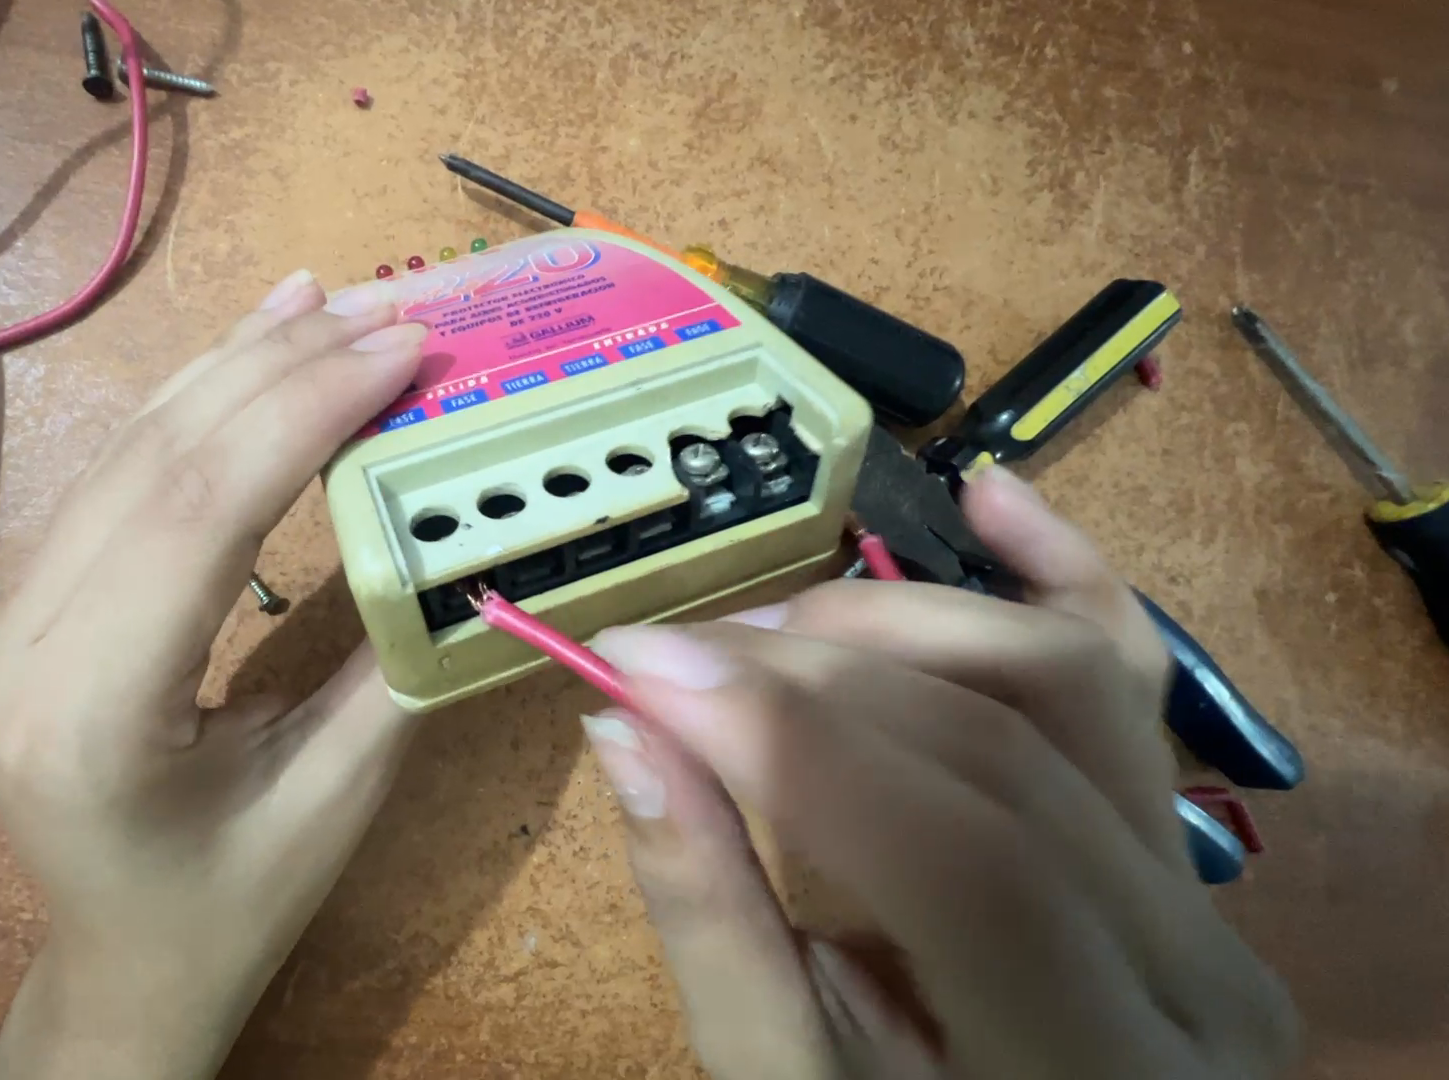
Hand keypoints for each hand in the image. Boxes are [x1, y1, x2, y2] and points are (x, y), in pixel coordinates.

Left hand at [0, 270, 427, 1079]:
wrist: (125, 964)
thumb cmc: (235, 903)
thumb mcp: (334, 799)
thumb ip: (390, 661)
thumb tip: (452, 534)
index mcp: (90, 713)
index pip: (199, 513)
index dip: (303, 409)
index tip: (399, 349)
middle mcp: (16, 648)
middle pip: (157, 462)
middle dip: (281, 370)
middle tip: (383, 313)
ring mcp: (4, 617)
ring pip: (128, 451)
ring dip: (236, 366)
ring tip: (322, 303)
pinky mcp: (27, 601)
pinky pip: (118, 478)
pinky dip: (194, 405)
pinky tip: (246, 353)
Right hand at [582, 466, 1297, 1078]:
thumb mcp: (770, 1066)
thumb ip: (702, 902)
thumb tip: (622, 729)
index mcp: (1095, 1064)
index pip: (958, 851)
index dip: (781, 734)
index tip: (634, 670)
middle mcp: (1191, 958)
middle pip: (997, 739)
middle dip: (797, 671)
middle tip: (663, 656)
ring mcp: (1192, 872)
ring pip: (1053, 671)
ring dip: (882, 618)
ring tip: (758, 631)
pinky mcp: (1157, 815)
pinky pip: (1124, 663)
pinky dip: (1056, 564)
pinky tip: (987, 495)